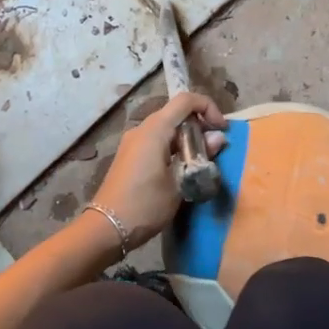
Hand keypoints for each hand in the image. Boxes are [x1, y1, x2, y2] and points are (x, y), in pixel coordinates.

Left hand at [88, 92, 226, 247]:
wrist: (107, 227)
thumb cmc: (146, 204)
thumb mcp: (180, 183)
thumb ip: (201, 157)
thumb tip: (218, 138)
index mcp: (155, 129)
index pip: (185, 100)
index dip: (208, 108)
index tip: (222, 130)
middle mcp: (142, 128)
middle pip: (176, 113)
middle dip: (199, 125)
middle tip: (214, 149)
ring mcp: (133, 141)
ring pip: (166, 128)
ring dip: (186, 138)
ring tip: (200, 161)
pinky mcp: (129, 155)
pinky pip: (156, 140)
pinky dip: (173, 146)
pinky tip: (180, 169)